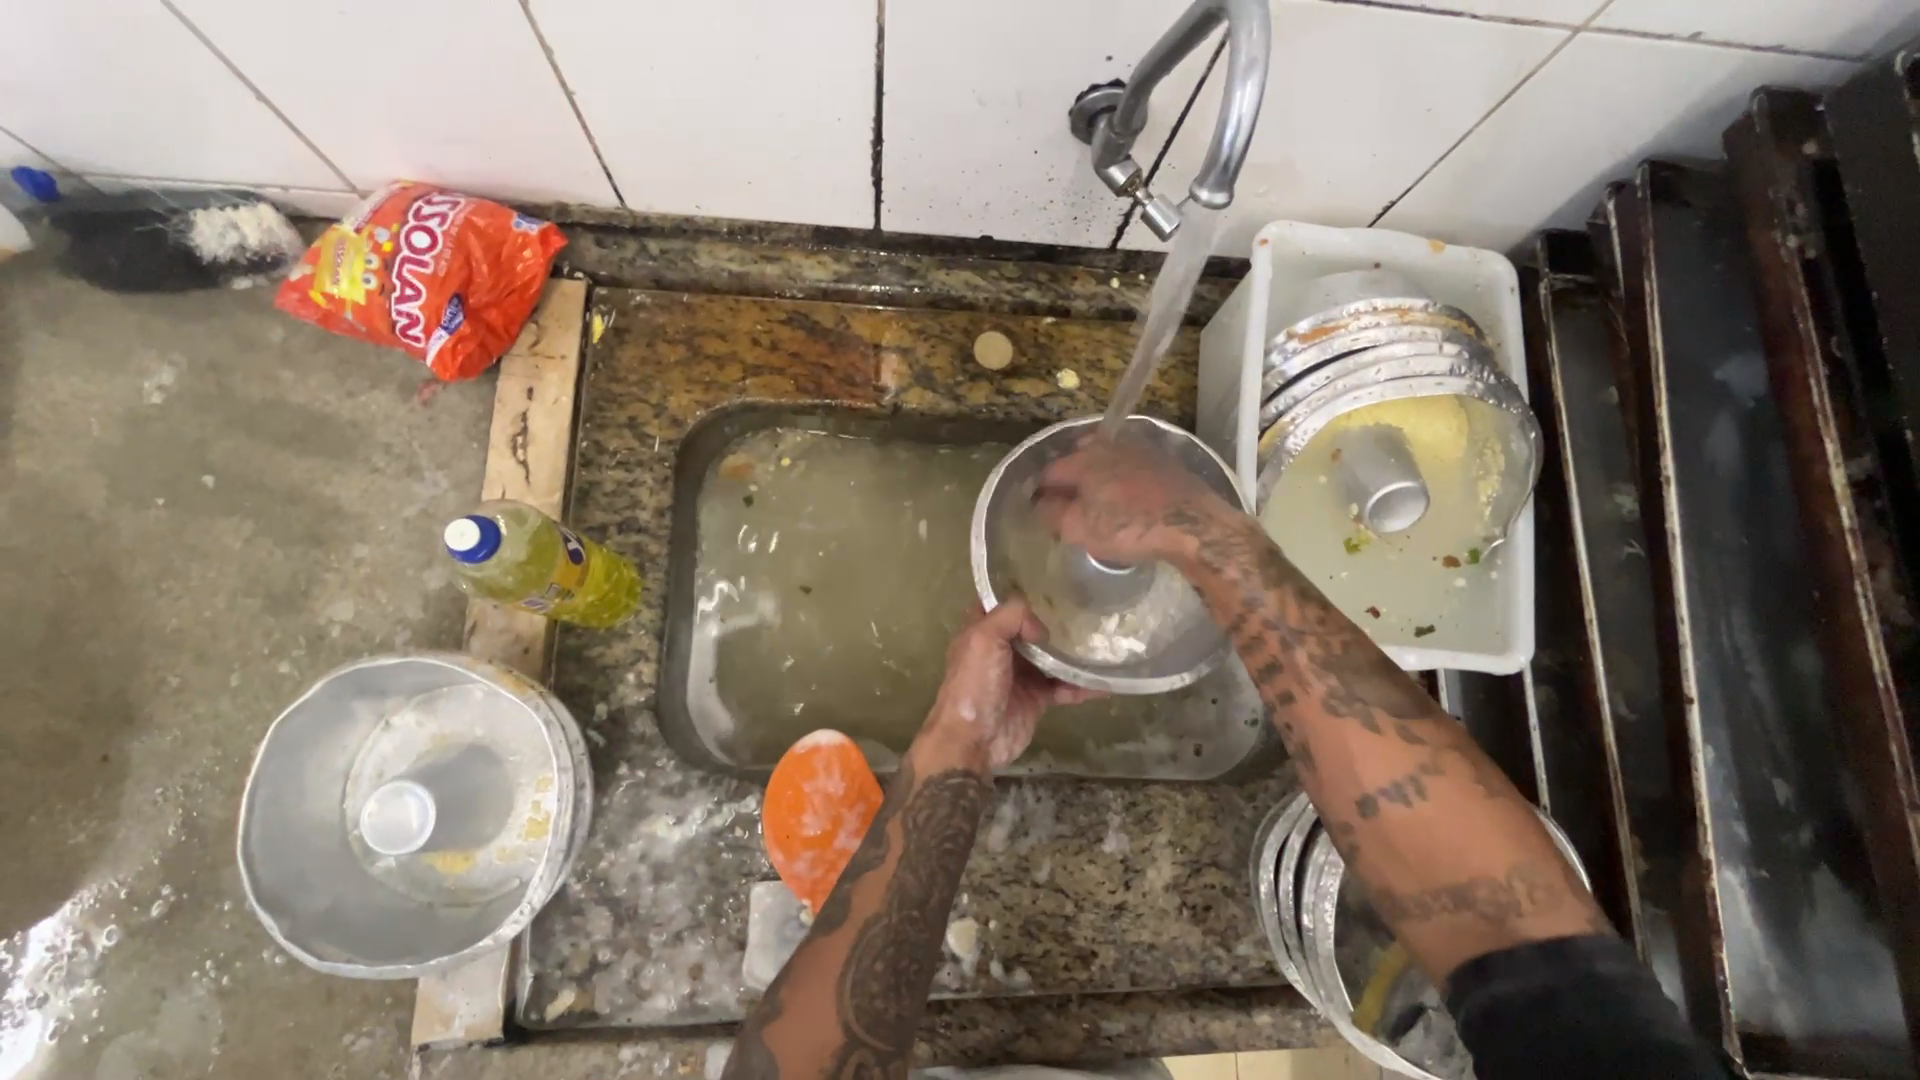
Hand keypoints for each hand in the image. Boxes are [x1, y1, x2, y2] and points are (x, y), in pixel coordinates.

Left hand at [922, 596, 1102, 770]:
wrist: (973, 741)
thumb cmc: (974, 684)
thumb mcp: (984, 638)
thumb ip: (1013, 617)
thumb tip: (1043, 629)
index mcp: (982, 631)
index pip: (1000, 602)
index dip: (1020, 591)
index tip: (1050, 581)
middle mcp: (1001, 650)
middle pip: (1031, 628)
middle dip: (1054, 619)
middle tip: (1087, 605)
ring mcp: (1020, 675)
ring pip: (1051, 657)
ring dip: (1073, 651)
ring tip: (1102, 639)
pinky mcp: (1037, 699)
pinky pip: (1064, 687)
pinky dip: (1082, 685)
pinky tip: (1104, 681)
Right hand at [1031, 434, 1230, 565]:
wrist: (1192, 524)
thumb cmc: (1129, 527)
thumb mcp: (1079, 529)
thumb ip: (1052, 514)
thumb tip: (1039, 503)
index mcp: (1084, 459)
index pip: (1050, 472)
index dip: (1042, 492)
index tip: (1042, 510)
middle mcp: (1110, 446)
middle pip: (1079, 459)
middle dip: (1071, 480)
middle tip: (1071, 506)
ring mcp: (1140, 450)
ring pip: (1108, 461)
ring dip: (1099, 478)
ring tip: (1099, 504)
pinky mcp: (1164, 462)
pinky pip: (1132, 469)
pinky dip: (1124, 481)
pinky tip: (1129, 502)